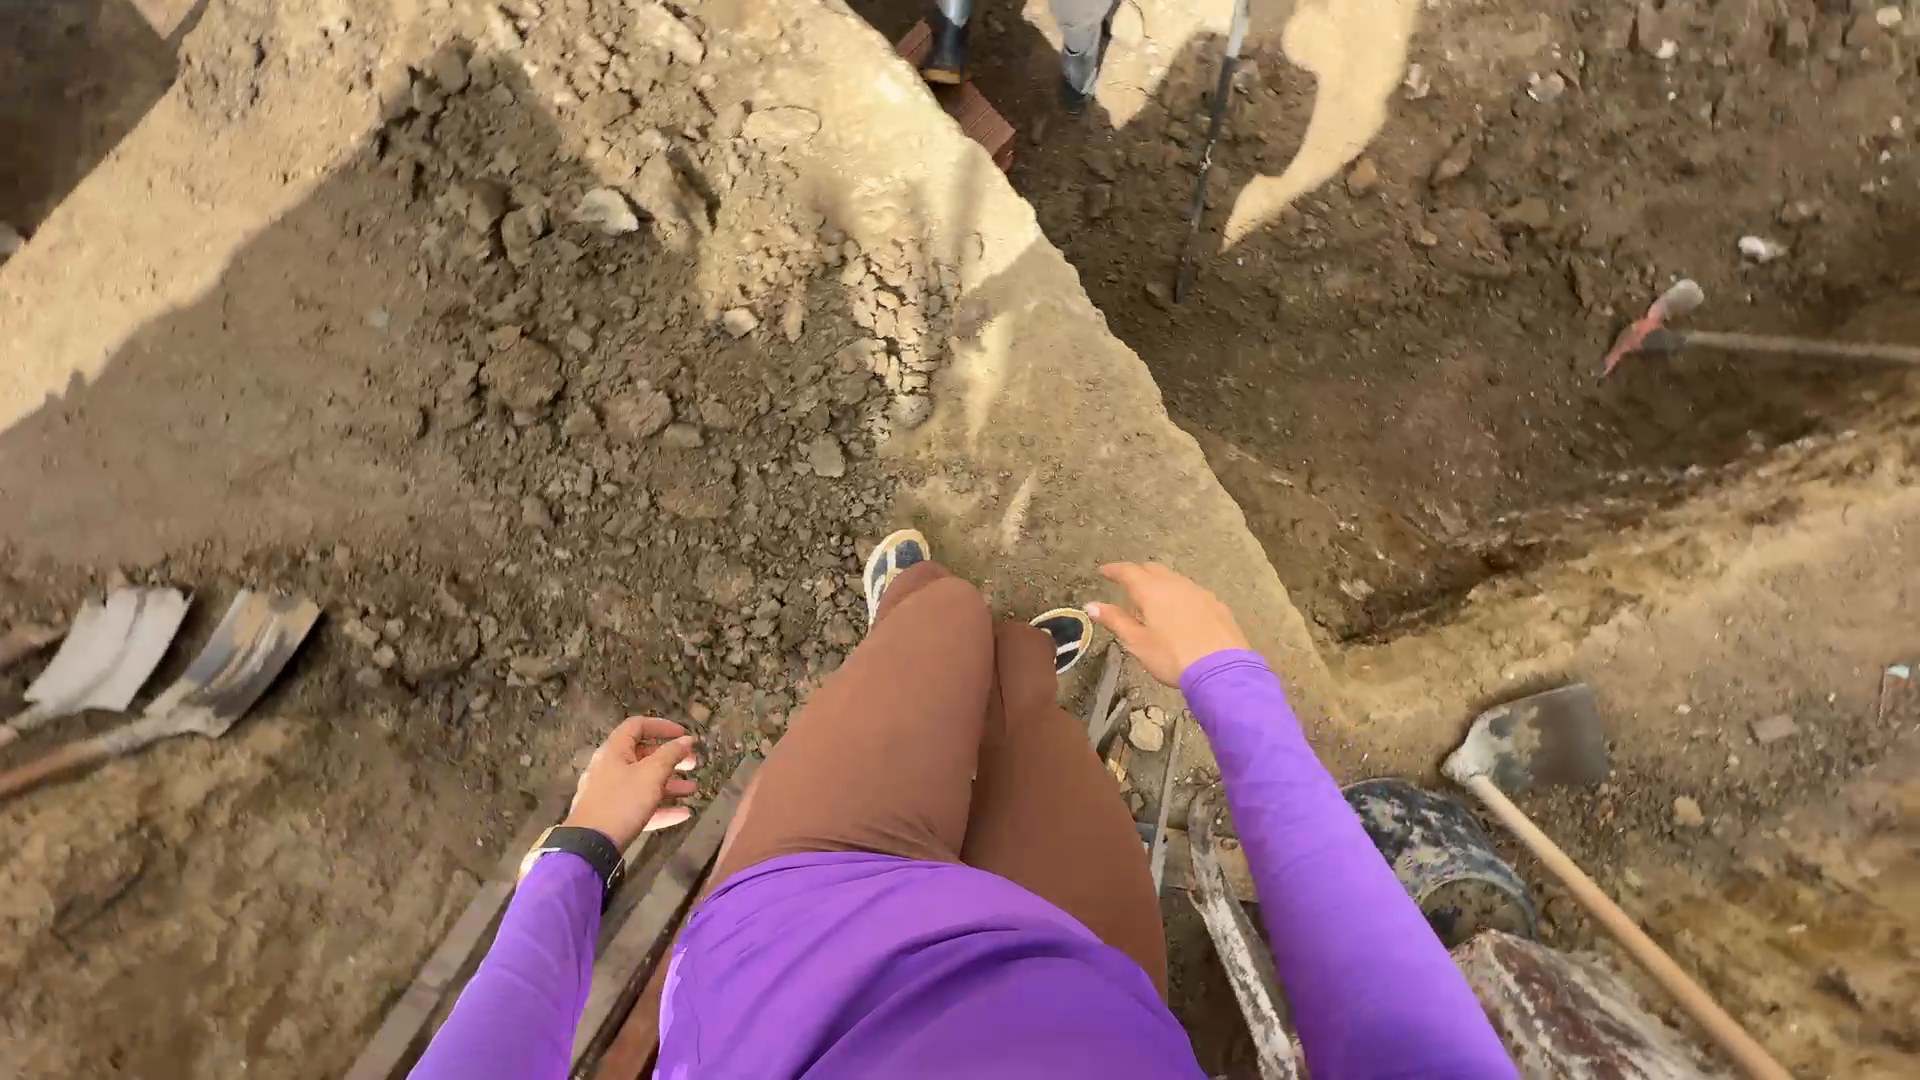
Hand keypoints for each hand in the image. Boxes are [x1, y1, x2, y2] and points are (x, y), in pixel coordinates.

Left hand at [563, 716, 699, 850]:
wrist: (589, 847)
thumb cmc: (622, 801)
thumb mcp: (652, 774)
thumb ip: (671, 754)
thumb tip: (686, 740)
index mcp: (614, 751)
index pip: (637, 726)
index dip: (662, 726)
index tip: (683, 735)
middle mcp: (609, 768)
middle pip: (644, 755)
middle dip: (671, 759)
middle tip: (693, 764)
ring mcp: (608, 793)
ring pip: (643, 782)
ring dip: (670, 784)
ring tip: (692, 790)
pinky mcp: (611, 816)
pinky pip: (639, 805)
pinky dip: (660, 807)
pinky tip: (682, 814)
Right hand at [1086, 562, 1250, 685]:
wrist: (1222, 671)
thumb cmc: (1173, 657)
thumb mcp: (1138, 642)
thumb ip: (1115, 620)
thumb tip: (1090, 605)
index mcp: (1152, 591)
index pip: (1128, 571)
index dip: (1113, 570)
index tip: (1102, 571)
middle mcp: (1175, 584)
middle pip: (1152, 569)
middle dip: (1136, 573)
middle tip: (1126, 584)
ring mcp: (1199, 592)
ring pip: (1174, 578)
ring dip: (1159, 583)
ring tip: (1152, 599)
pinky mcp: (1216, 604)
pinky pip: (1191, 591)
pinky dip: (1179, 594)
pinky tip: (1180, 611)